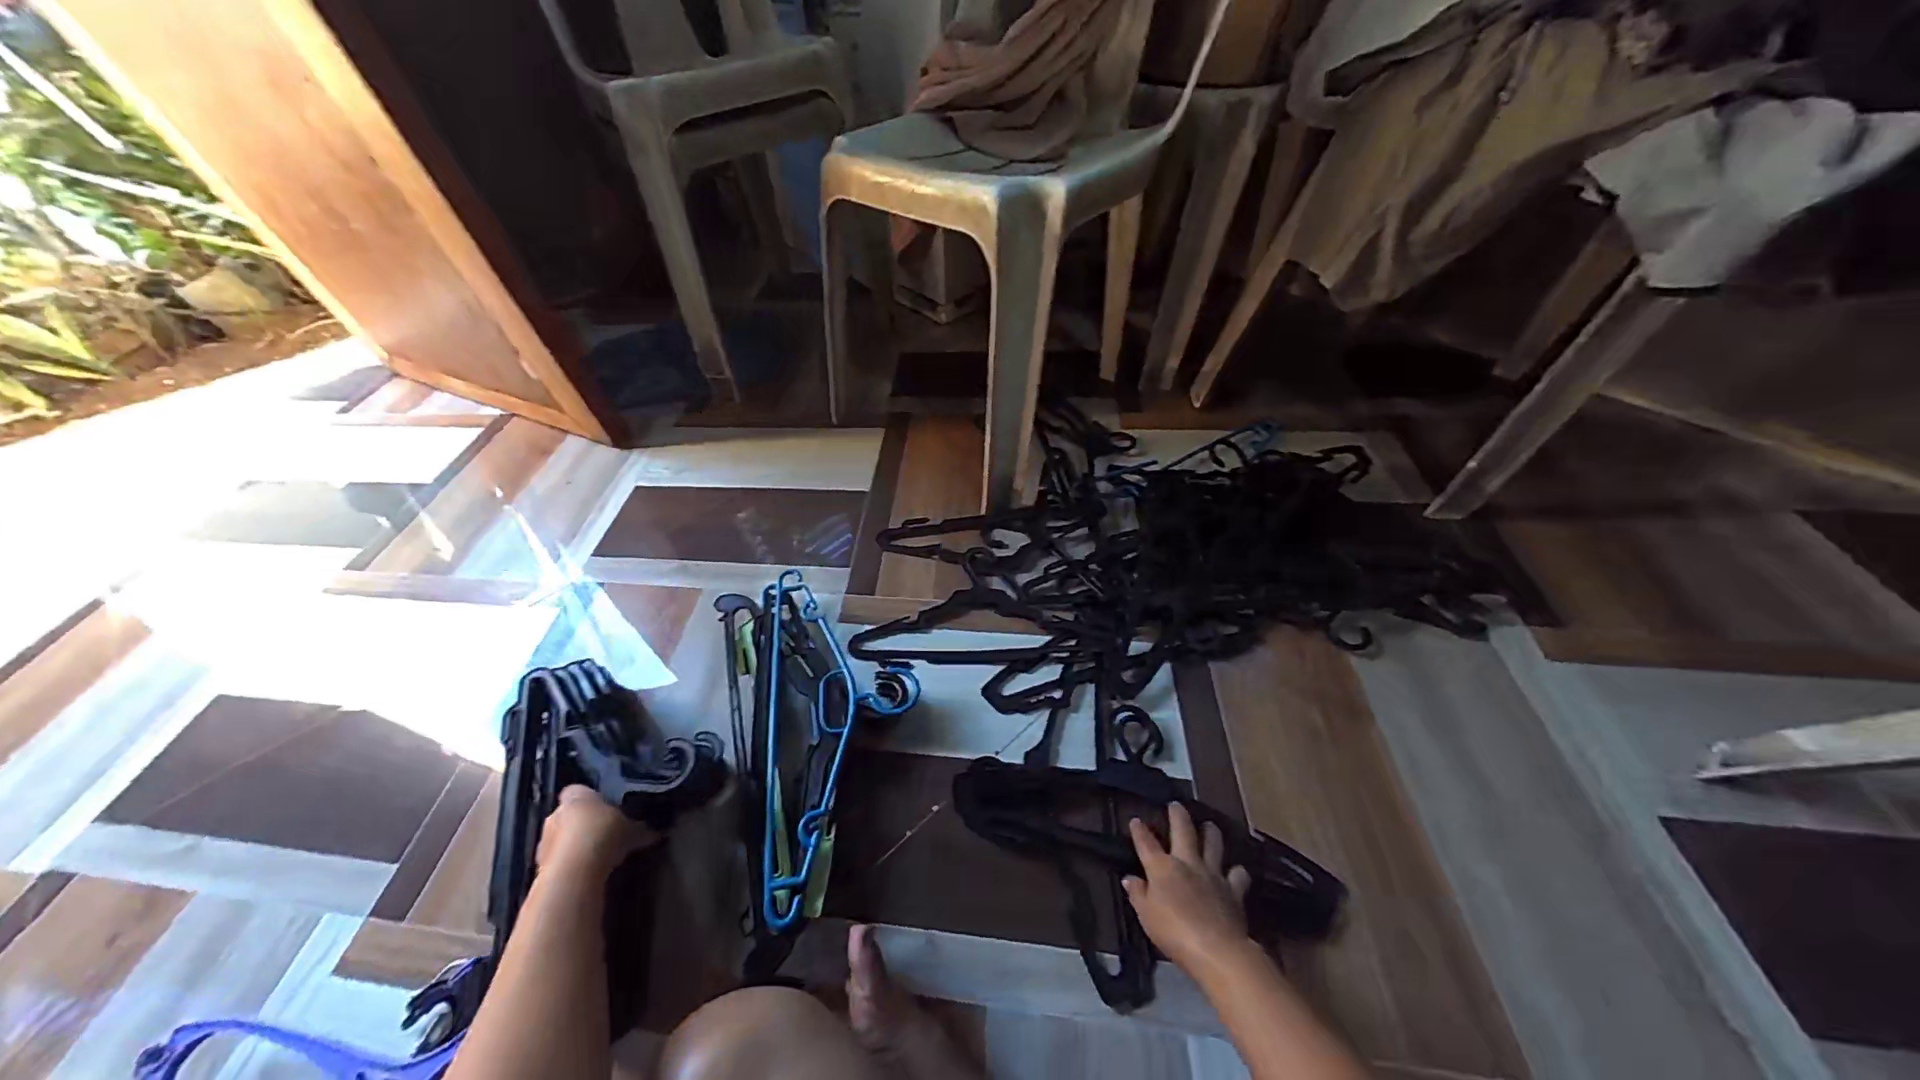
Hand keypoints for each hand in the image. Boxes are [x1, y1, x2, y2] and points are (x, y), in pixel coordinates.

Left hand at [536, 784, 656, 877]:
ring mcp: (544, 841)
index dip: (593, 800)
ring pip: (562, 839)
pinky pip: (559, 860)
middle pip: (570, 815)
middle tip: (606, 834)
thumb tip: (656, 830)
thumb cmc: (605, 834)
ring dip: (575, 846)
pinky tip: (588, 873)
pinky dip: (571, 865)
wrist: (576, 870)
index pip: (580, 791)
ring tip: (598, 857)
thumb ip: (641, 827)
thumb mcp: (634, 828)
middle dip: (584, 824)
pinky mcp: (539, 866)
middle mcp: (555, 813)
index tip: (609, 810)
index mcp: (576, 795)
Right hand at [1122, 802, 1252, 975]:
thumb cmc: (1173, 932)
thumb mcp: (1146, 915)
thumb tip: (1130, 878)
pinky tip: (1237, 871)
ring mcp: (1213, 874)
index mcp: (1162, 868)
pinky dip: (1237, 871)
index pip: (1146, 843)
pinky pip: (1238, 874)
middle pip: (1183, 831)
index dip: (1140, 830)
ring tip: (1210, 825)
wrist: (1216, 949)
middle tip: (1176, 804)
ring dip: (1211, 832)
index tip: (1136, 819)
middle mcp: (1187, 863)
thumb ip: (1138, 894)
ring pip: (1213, 844)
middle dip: (1178, 815)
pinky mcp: (1234, 890)